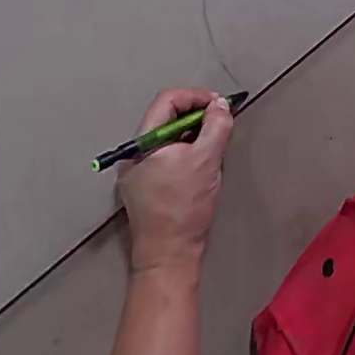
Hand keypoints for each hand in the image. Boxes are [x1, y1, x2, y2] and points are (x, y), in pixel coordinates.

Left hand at [118, 89, 233, 277]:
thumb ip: (216, 126)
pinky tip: (201, 164)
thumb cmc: (184, 208)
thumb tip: (220, 105)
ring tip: (213, 143)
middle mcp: (134, 153)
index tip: (218, 105)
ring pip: (167, 138)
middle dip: (195, 115)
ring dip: (192, 134)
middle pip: (166, 117)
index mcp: (142, 142)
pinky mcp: (144, 188)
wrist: (168, 258)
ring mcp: (137, 172)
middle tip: (219, 121)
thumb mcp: (207, 160)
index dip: (195, 97)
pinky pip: (165, 156)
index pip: (167, 100)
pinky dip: (185, 152)